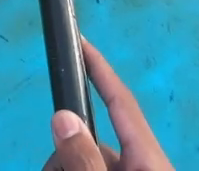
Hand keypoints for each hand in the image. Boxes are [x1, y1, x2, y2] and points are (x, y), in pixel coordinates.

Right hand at [42, 39, 173, 170]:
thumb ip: (86, 160)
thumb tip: (63, 117)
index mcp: (149, 159)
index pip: (122, 101)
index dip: (100, 68)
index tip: (79, 40)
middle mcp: (141, 164)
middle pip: (94, 137)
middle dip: (66, 144)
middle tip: (48, 165)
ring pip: (87, 157)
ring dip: (64, 162)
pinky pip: (90, 170)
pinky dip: (71, 169)